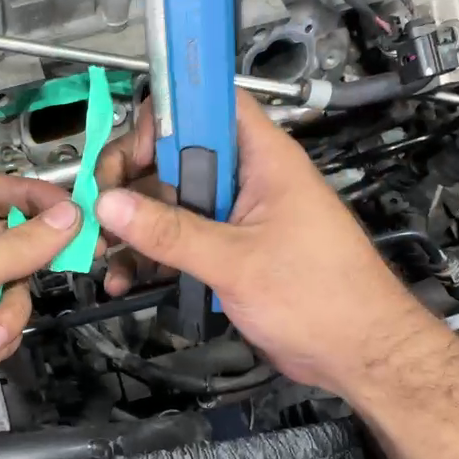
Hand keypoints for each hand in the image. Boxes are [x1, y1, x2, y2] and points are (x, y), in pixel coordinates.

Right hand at [93, 91, 445, 391]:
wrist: (357, 354)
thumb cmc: (320, 298)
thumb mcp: (237, 261)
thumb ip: (171, 233)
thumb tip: (109, 205)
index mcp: (262, 160)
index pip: (210, 104)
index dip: (169, 116)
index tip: (137, 154)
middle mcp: (244, 181)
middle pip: (175, 156)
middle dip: (132, 181)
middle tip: (102, 210)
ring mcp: (232, 218)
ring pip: (168, 204)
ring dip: (133, 227)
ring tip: (102, 252)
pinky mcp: (225, 254)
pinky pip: (176, 244)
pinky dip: (149, 258)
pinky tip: (125, 278)